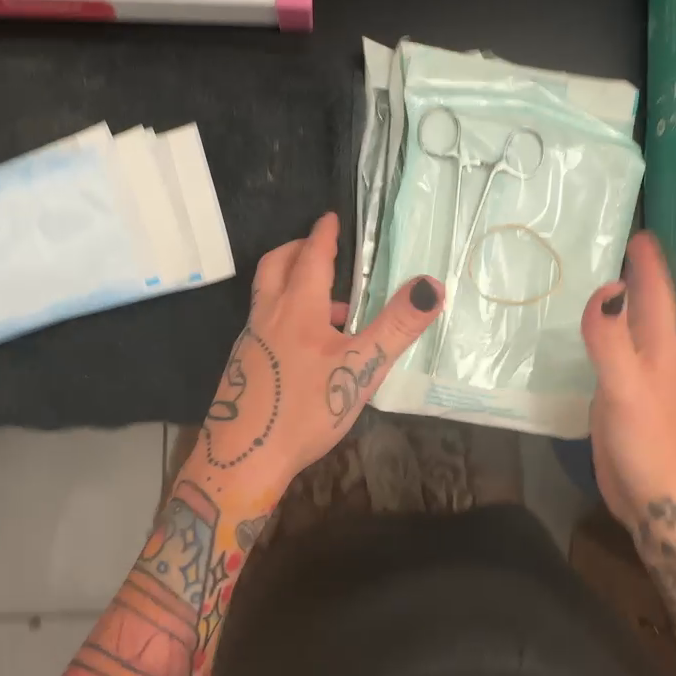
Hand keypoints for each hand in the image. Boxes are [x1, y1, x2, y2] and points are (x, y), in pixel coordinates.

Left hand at [193, 212, 443, 498]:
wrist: (243, 458)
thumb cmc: (305, 410)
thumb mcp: (362, 369)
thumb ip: (396, 327)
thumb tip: (432, 285)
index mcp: (299, 308)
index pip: (313, 258)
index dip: (324, 235)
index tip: (330, 217)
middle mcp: (269, 316)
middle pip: (276, 266)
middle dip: (298, 249)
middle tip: (319, 246)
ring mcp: (251, 342)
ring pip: (268, 296)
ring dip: (292, 284)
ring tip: (329, 305)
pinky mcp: (244, 367)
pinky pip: (265, 324)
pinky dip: (285, 315)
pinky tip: (306, 349)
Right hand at [581, 231, 675, 519]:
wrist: (654, 498)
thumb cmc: (646, 442)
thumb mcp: (625, 386)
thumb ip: (611, 338)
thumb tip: (607, 286)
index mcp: (658, 346)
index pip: (655, 291)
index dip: (648, 260)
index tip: (635, 226)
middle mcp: (650, 354)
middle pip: (643, 303)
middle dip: (631, 270)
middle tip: (604, 238)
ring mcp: (635, 376)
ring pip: (626, 325)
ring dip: (614, 299)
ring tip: (589, 273)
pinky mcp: (618, 396)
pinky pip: (608, 351)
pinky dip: (597, 332)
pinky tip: (578, 331)